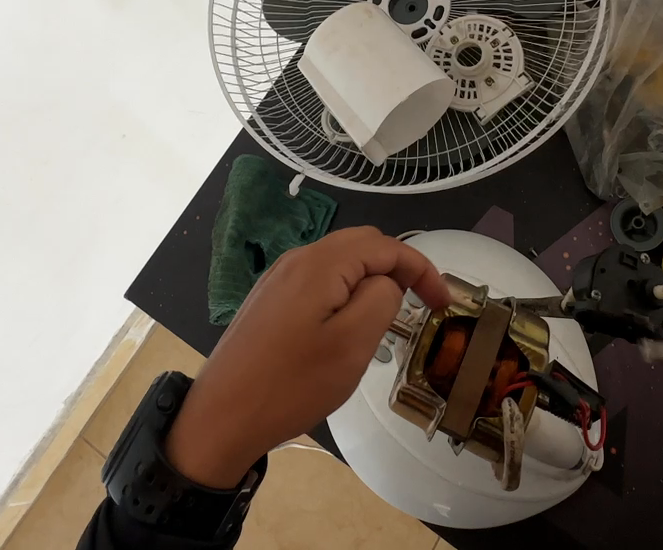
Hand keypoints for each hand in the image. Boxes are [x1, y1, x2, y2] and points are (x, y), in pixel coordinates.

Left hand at [164, 226, 450, 487]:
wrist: (220, 417)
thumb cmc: (291, 383)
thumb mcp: (352, 346)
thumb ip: (381, 300)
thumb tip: (387, 282)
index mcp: (322, 263)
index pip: (386, 246)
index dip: (421, 269)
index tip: (443, 303)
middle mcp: (299, 259)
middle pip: (362, 244)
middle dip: (397, 268)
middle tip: (420, 305)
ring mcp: (280, 277)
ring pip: (340, 261)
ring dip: (370, 279)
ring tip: (386, 317)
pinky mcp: (270, 298)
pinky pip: (319, 279)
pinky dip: (345, 290)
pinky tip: (346, 324)